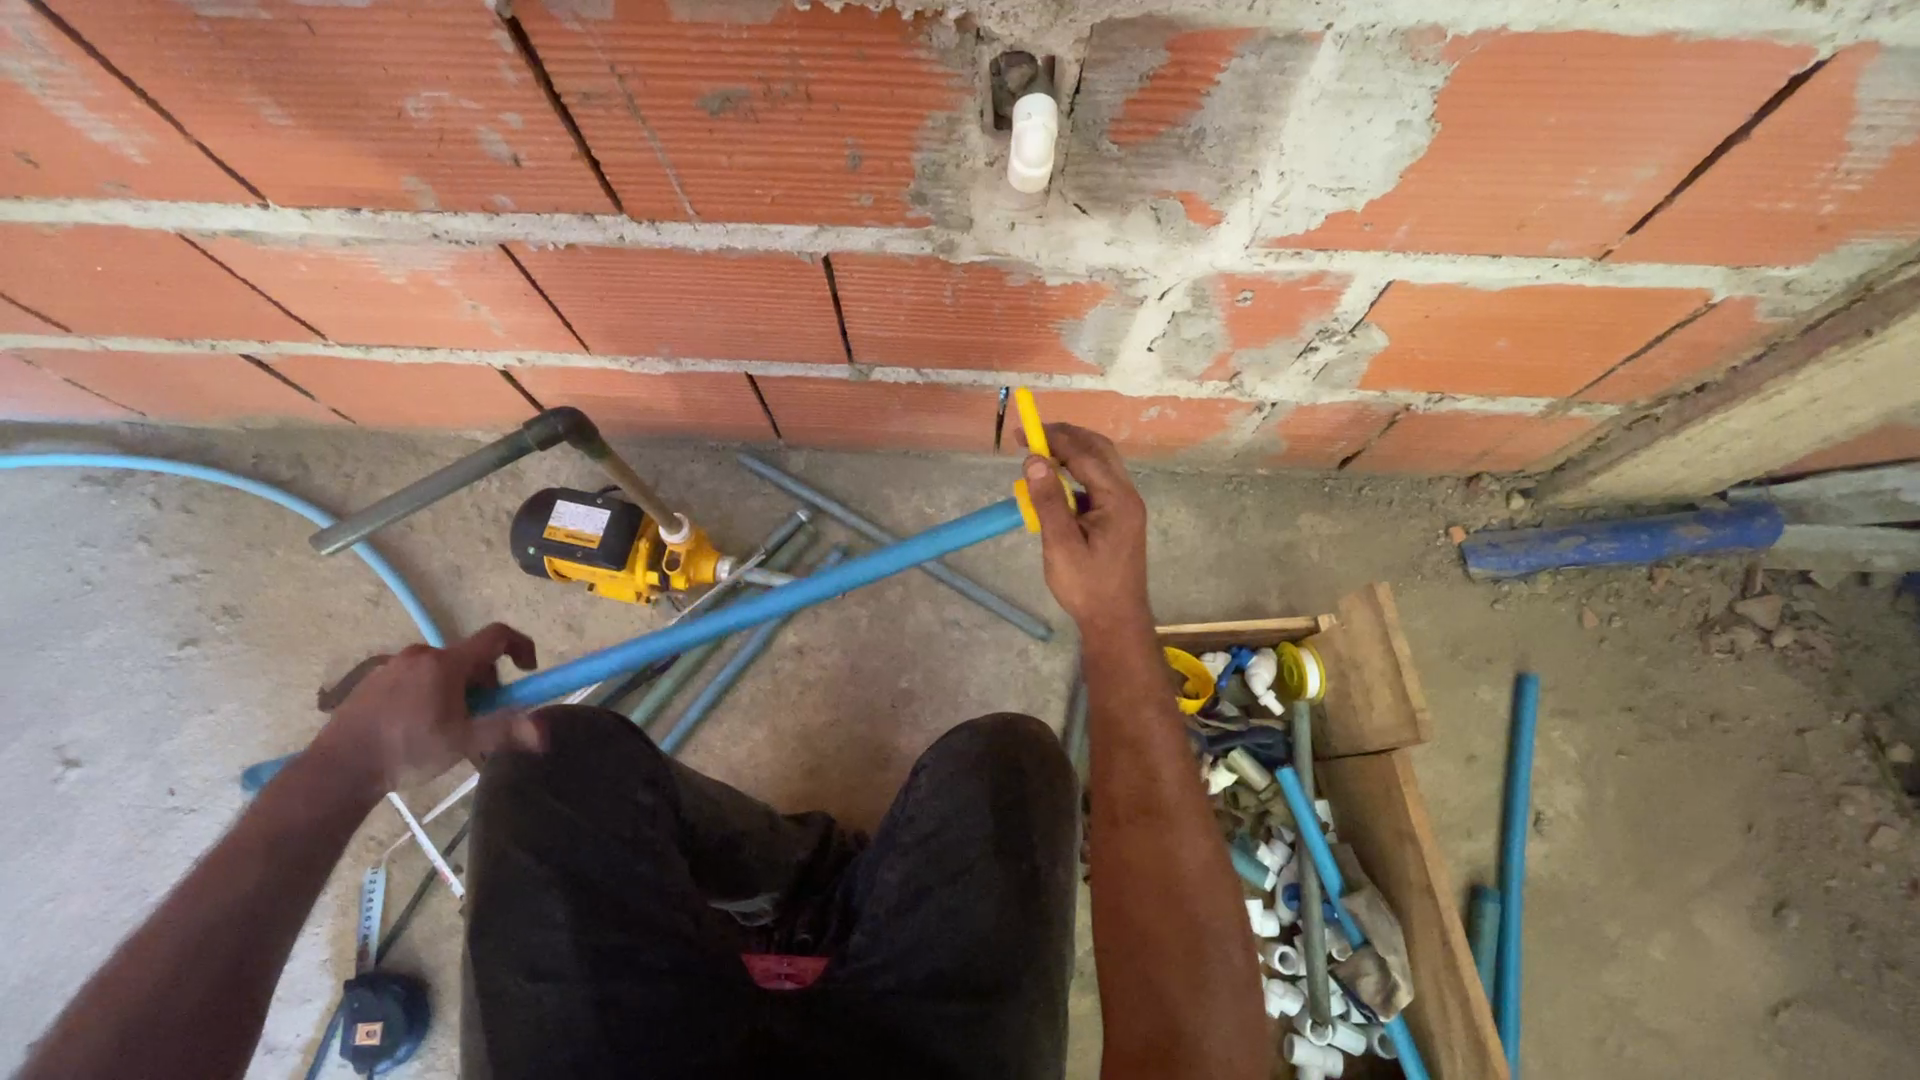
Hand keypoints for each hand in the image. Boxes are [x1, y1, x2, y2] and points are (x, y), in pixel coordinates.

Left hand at [312, 623, 541, 795]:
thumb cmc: (406, 751)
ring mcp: (393, 666)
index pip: (497, 636)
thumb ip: (506, 730)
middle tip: (481, 716)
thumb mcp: (463, 743)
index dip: (521, 646)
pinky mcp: (373, 681)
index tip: (528, 670)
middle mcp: (420, 655)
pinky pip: (415, 678)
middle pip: (470, 658)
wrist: (338, 769)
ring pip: (442, 669)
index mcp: (446, 663)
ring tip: (448, 726)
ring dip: (457, 690)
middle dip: (485, 683)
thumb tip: (545, 733)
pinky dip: (429, 694)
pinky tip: (417, 727)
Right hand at [1022, 423, 1152, 632]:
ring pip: (1101, 465)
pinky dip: (1077, 473)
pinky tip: (1056, 485)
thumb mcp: (1061, 545)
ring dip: (1072, 453)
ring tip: (1040, 454)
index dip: (1053, 439)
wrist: (1116, 620)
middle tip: (1032, 435)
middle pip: (1099, 450)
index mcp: (1117, 499)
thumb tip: (1033, 460)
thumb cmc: (1087, 587)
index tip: (1022, 432)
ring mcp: (1126, 507)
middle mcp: (1127, 496)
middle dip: (1066, 437)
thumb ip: (1048, 501)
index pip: (1084, 454)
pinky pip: (1099, 484)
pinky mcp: (1120, 519)